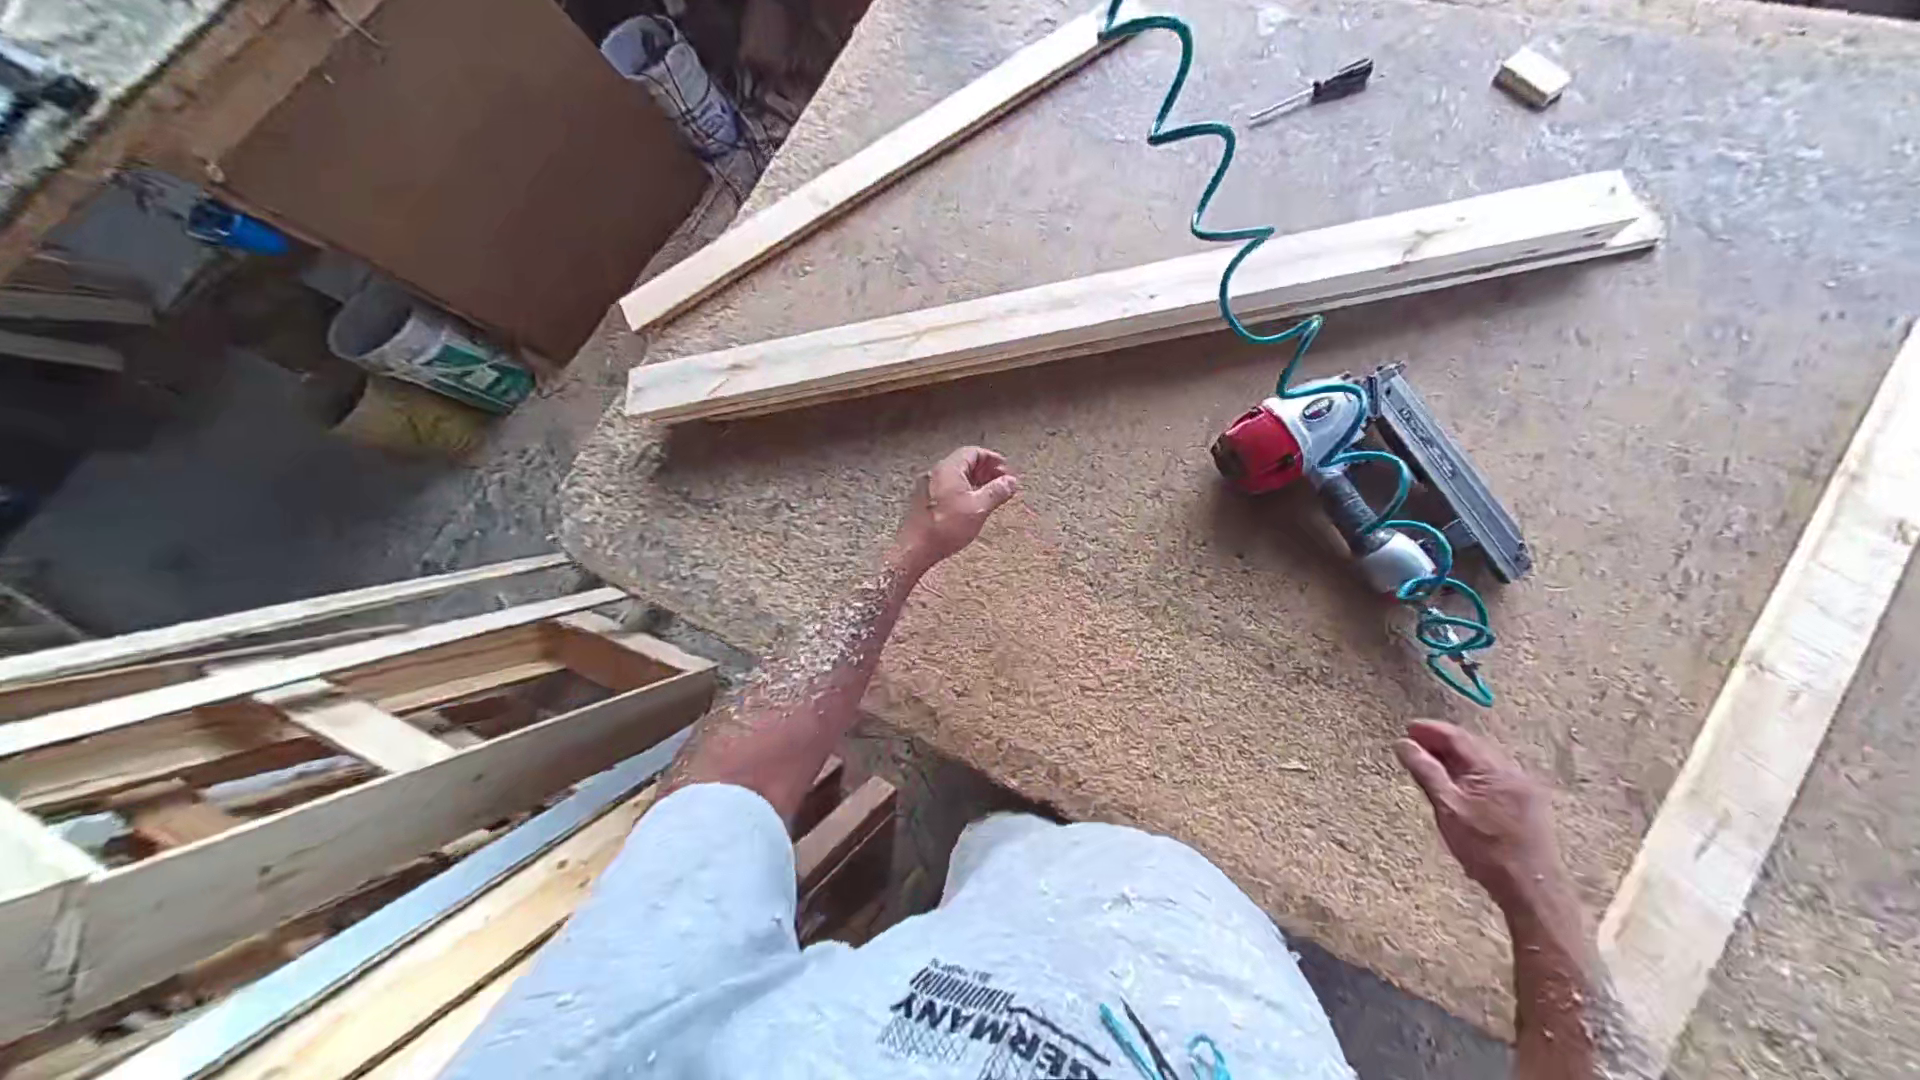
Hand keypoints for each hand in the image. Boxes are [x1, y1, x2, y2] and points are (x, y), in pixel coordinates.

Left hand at [891, 446, 1019, 573]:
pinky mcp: (925, 500)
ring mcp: (928, 486)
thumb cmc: (945, 527)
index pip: (973, 452)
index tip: (1004, 468)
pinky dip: (963, 490)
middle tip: (1000, 480)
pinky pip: (947, 487)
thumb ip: (997, 491)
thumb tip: (1010, 482)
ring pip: (956, 475)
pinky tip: (971, 504)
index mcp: (948, 469)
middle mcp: (935, 473)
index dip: (992, 458)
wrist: (916, 548)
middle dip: (985, 469)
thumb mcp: (979, 508)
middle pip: (964, 462)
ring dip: (975, 480)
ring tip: (989, 493)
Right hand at [1394, 720, 1566, 908]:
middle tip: (1413, 745)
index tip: (1407, 729)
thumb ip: (1425, 770)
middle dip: (1441, 742)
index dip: (1430, 729)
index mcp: (1494, 771)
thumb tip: (1403, 743)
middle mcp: (1513, 773)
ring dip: (1455, 757)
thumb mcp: (1446, 807)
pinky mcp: (1527, 804)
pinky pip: (1492, 775)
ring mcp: (1523, 788)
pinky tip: (1456, 782)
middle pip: (1471, 745)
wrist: (1531, 889)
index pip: (1457, 737)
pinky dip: (1469, 771)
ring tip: (1429, 763)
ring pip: (1482, 760)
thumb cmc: (1485, 848)